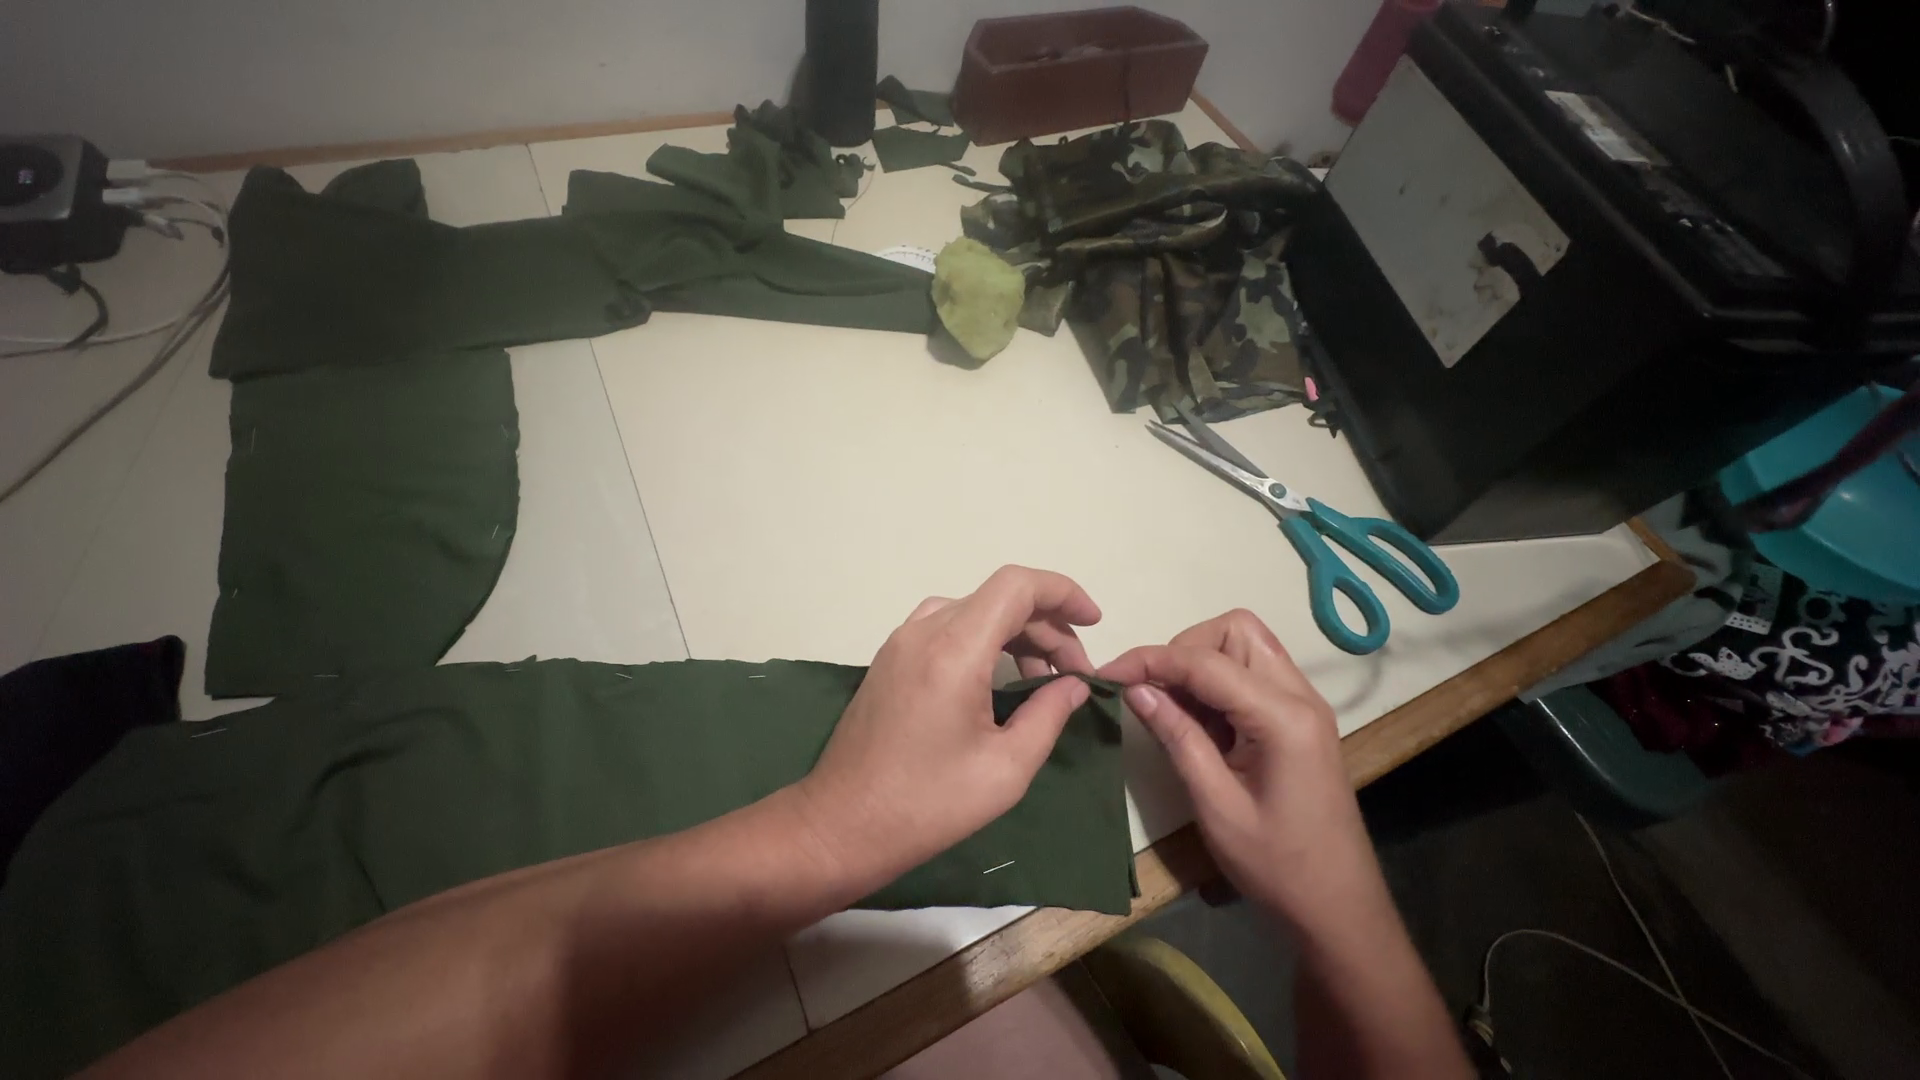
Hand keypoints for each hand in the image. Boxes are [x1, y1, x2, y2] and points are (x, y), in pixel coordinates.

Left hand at [793, 566, 1101, 893]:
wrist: (841, 825)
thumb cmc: (928, 804)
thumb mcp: (1006, 768)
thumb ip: (1049, 714)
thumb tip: (1074, 684)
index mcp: (954, 649)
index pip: (1016, 586)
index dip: (1062, 593)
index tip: (1093, 623)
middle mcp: (923, 631)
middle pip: (998, 599)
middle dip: (1047, 626)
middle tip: (1075, 673)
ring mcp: (900, 643)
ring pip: (972, 611)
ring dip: (1015, 633)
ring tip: (1043, 679)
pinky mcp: (890, 660)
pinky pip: (946, 628)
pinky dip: (983, 640)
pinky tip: (999, 679)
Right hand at [1099, 610, 1383, 930]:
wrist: (1338, 908)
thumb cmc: (1276, 865)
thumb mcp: (1215, 805)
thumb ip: (1177, 737)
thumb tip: (1134, 688)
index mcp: (1283, 717)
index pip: (1206, 661)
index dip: (1150, 660)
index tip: (1106, 674)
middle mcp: (1300, 696)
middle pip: (1235, 630)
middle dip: (1184, 650)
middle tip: (1154, 695)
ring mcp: (1303, 705)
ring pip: (1244, 645)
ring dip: (1200, 663)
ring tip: (1174, 711)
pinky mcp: (1298, 719)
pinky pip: (1251, 674)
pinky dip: (1217, 683)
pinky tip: (1199, 724)